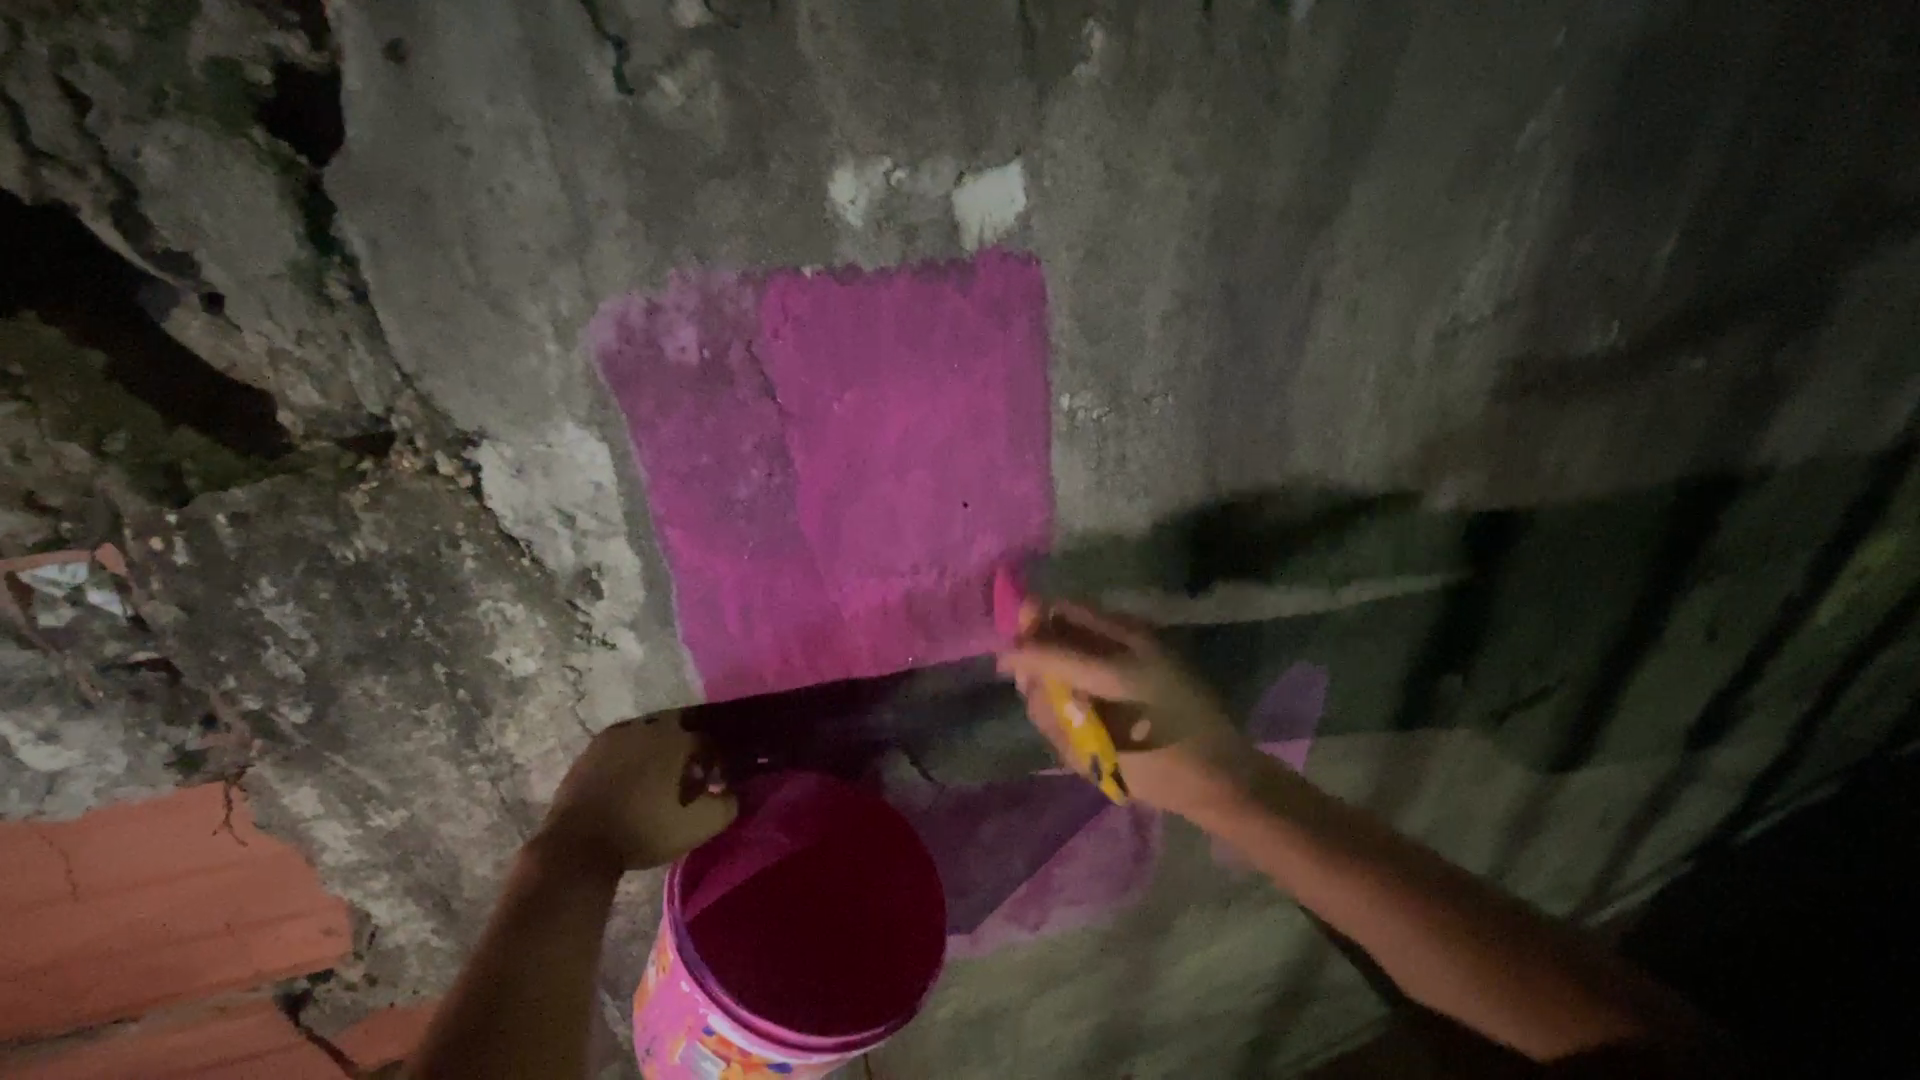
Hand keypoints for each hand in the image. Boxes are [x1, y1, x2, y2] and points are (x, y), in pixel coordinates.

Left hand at [534, 712, 737, 874]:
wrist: (580, 844)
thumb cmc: (646, 829)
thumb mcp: (701, 825)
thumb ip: (728, 804)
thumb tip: (732, 792)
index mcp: (677, 736)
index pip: (710, 742)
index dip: (718, 764)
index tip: (715, 787)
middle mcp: (648, 725)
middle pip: (679, 734)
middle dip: (688, 754)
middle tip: (688, 783)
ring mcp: (615, 735)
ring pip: (649, 738)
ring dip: (659, 755)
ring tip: (658, 786)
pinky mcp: (591, 751)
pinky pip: (623, 749)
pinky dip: (632, 762)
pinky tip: (631, 786)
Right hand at [996, 602, 1257, 819]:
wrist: (1224, 771)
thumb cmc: (1159, 774)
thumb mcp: (1095, 757)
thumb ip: (1054, 718)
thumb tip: (1030, 685)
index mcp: (1117, 674)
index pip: (1052, 650)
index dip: (1020, 653)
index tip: (1001, 662)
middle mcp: (1133, 641)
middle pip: (1069, 611)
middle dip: (1039, 626)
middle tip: (1025, 654)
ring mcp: (1149, 636)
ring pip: (1087, 611)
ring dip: (1061, 628)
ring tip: (1051, 660)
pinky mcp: (1158, 640)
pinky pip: (1107, 622)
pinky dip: (1084, 633)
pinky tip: (1083, 664)